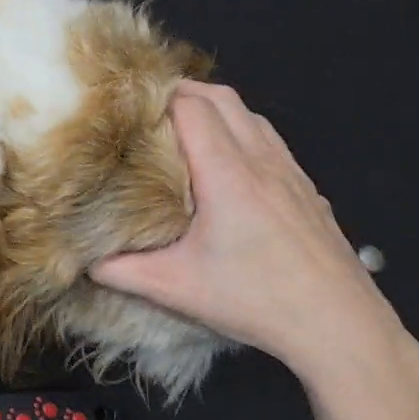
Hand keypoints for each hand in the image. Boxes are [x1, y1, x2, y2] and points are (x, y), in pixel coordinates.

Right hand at [92, 82, 418, 388]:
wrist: (341, 327)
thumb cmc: (253, 301)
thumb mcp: (172, 288)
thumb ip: (117, 270)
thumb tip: (77, 257)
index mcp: (228, 176)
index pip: (192, 108)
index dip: (156, 96)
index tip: (122, 105)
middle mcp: (263, 163)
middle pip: (223, 99)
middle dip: (181, 92)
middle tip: (142, 109)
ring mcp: (292, 175)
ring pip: (251, 116)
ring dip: (213, 109)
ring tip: (176, 127)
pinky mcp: (308, 191)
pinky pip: (270, 141)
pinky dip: (240, 132)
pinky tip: (221, 163)